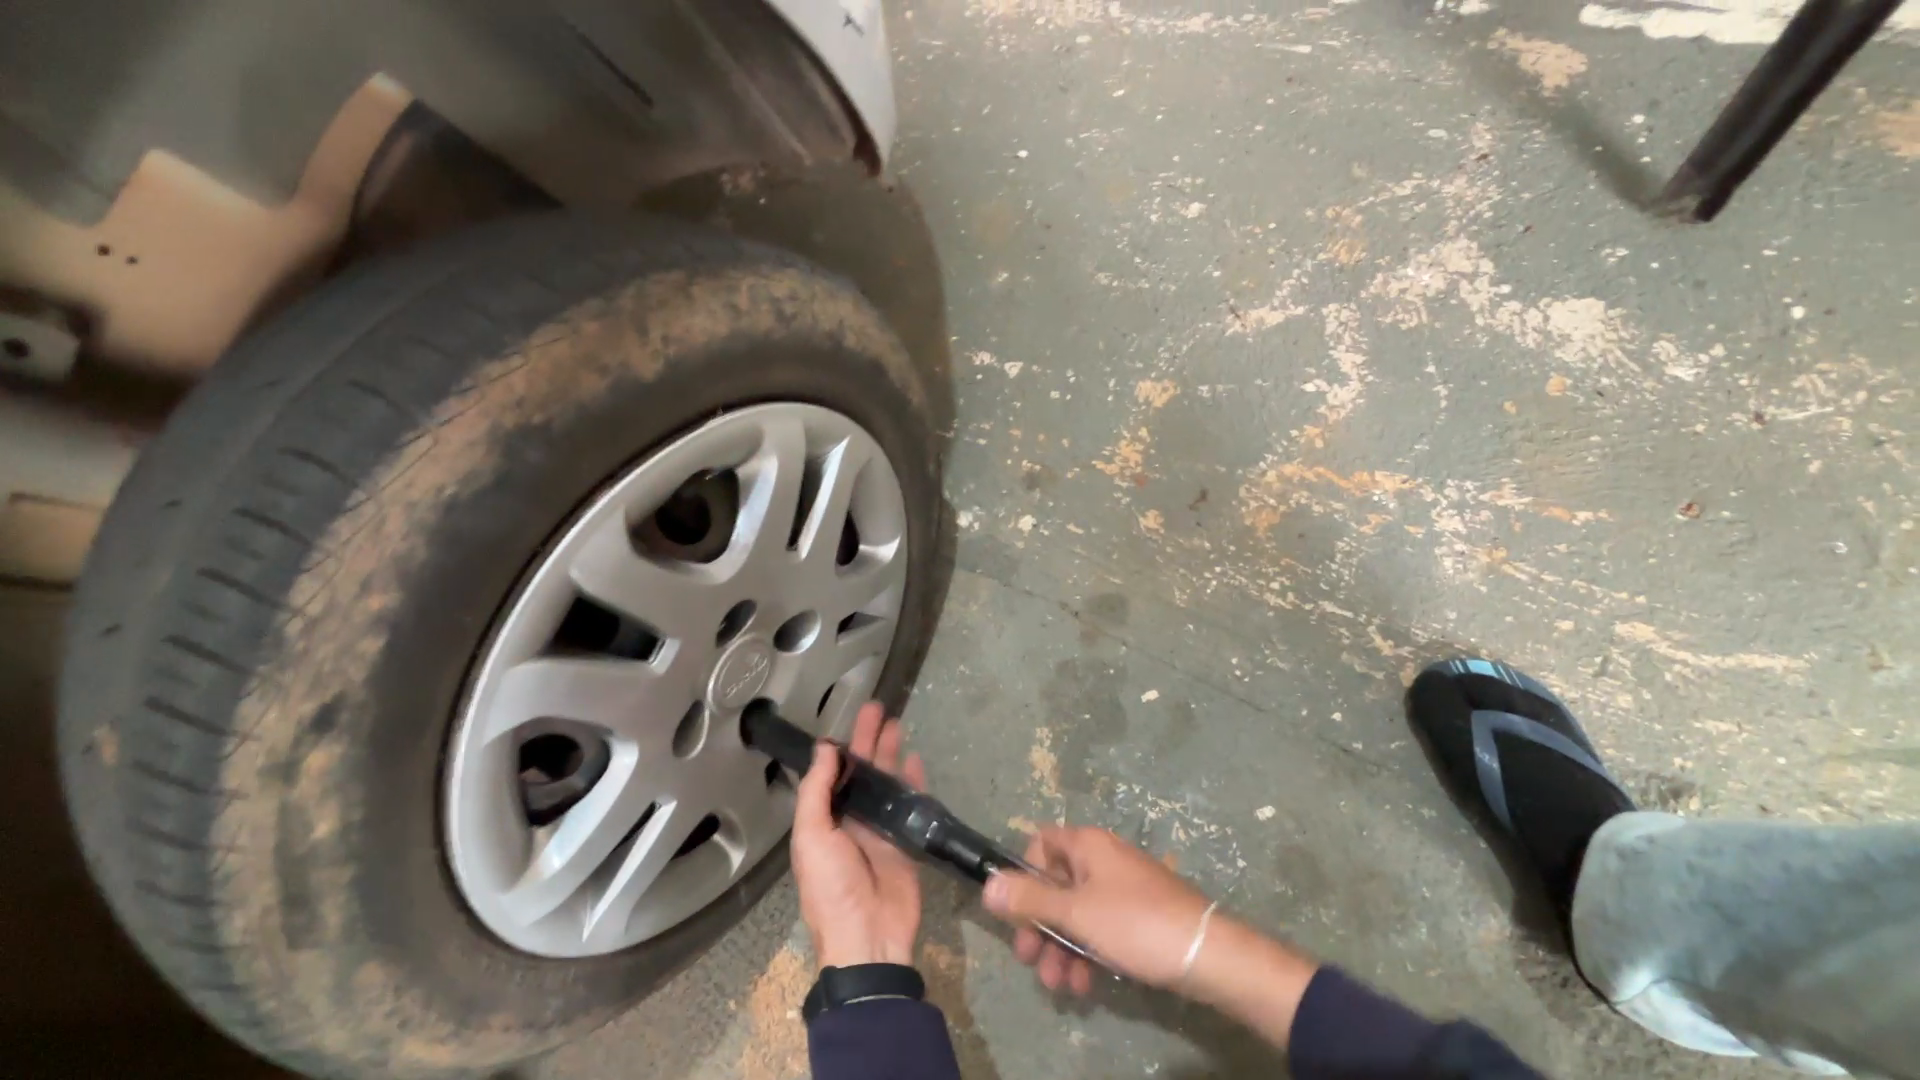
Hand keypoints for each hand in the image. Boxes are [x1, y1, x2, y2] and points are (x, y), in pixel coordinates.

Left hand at [790, 702, 926, 969]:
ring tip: (896, 723)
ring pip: (886, 784)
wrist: (869, 937)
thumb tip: (825, 749)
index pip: (831, 775)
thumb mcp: (811, 837)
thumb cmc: (833, 888)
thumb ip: (816, 791)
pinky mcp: (907, 843)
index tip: (847, 718)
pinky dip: (914, 782)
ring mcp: (880, 831)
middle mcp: (850, 821)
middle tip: (877, 708)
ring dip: (890, 754)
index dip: (840, 747)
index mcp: (823, 821)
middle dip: (867, 741)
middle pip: (861, 773)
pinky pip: (911, 806)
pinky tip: (916, 760)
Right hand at [982, 826, 1213, 993]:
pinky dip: (1086, 953)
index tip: (1019, 909)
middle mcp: (1103, 860)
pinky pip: (1099, 929)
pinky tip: (1082, 986)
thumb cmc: (1136, 923)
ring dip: (1060, 948)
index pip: (1041, 843)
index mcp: (1088, 845)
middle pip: (1056, 884)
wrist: (1207, 954)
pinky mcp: (1138, 918)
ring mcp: (1122, 889)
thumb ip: (1030, 900)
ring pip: (1076, 913)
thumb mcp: (1076, 913)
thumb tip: (987, 884)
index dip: (1026, 873)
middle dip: (1039, 925)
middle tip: (1029, 959)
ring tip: (1058, 985)